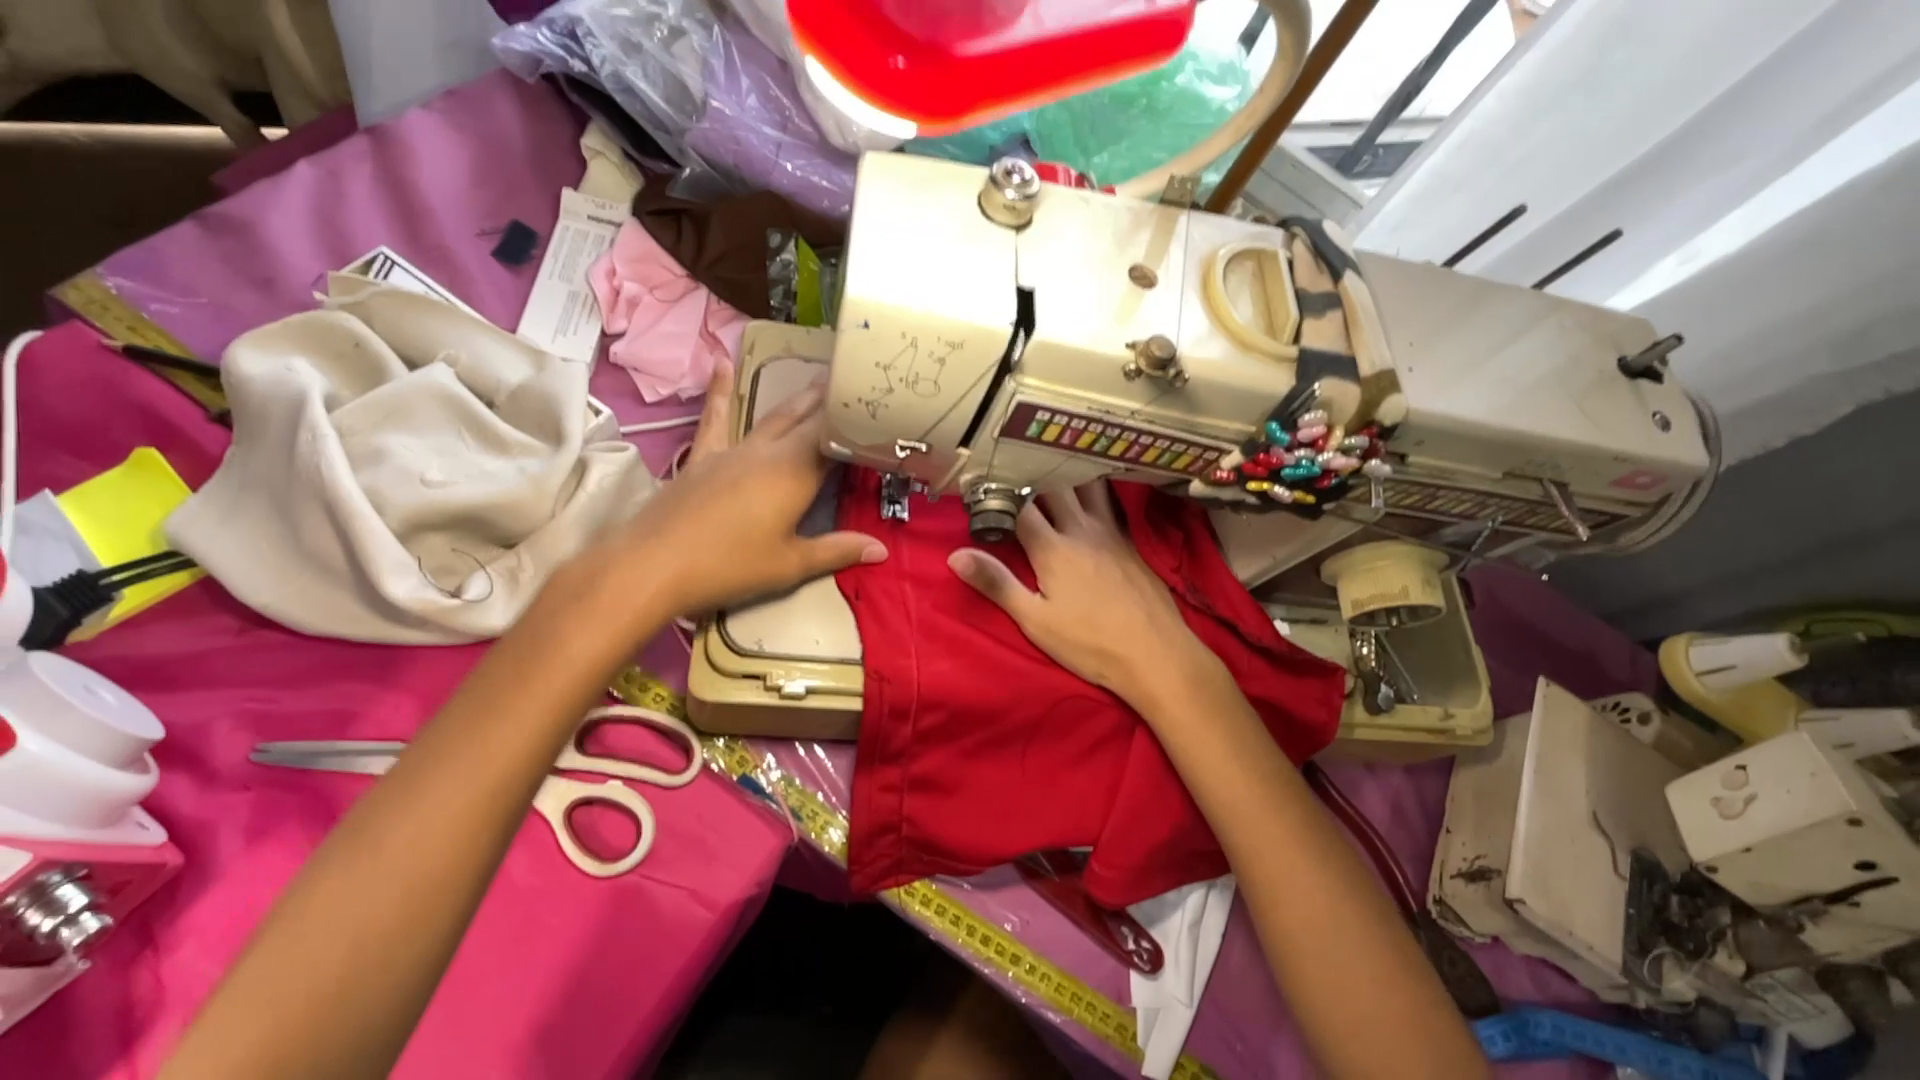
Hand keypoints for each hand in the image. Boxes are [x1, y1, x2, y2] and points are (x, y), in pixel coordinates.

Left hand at [562, 359, 885, 622]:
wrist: (653, 564)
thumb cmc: (728, 566)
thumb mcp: (789, 565)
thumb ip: (836, 551)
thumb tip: (882, 549)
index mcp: (795, 475)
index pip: (834, 438)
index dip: (858, 423)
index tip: (880, 407)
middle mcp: (768, 453)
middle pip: (807, 420)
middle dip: (834, 401)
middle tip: (856, 380)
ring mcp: (733, 451)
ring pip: (773, 416)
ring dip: (799, 397)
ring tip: (819, 376)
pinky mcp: (704, 456)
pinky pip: (717, 417)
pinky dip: (722, 390)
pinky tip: (722, 363)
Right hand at [947, 482, 1219, 707]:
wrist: (1156, 653)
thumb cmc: (1089, 643)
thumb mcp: (1035, 620)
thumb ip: (997, 584)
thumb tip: (955, 556)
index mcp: (1052, 547)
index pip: (1019, 506)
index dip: (999, 495)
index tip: (983, 491)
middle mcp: (1082, 529)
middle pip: (1054, 486)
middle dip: (1033, 477)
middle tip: (1015, 473)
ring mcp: (1111, 533)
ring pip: (1088, 486)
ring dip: (1068, 474)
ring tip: (1052, 467)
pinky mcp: (1131, 542)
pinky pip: (1110, 503)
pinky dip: (1094, 491)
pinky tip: (1092, 491)